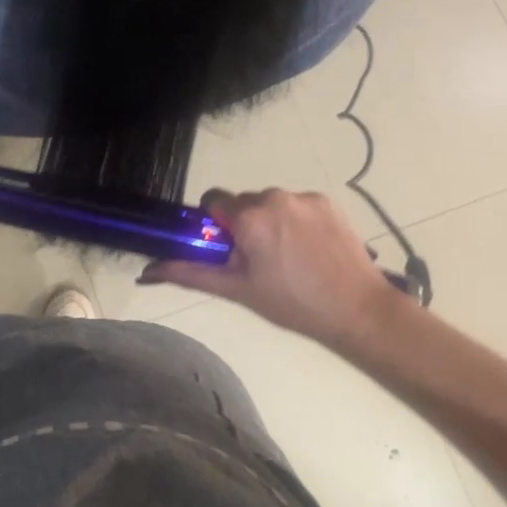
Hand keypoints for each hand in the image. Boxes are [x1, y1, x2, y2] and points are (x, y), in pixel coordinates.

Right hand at [140, 188, 402, 347]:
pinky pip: (298, 204)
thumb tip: (147, 272)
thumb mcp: (238, 290)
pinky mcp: (327, 201)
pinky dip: (298, 221)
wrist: (358, 309)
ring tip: (290, 258)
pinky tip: (311, 249)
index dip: (217, 226)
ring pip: (271, 203)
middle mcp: (273, 197)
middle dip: (245, 226)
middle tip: (260, 261)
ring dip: (272, 222)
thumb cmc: (293, 304)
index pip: (214, 201)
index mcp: (248, 217)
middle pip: (244, 203)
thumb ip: (190, 273)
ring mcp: (303, 197)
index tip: (230, 250)